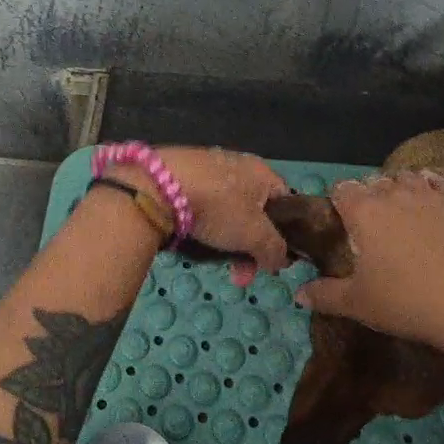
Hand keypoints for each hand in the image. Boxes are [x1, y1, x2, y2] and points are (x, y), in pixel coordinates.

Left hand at [106, 146, 290, 276]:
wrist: (158, 186)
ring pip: (228, 214)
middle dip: (251, 250)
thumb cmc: (217, 207)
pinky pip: (204, 207)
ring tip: (218, 266)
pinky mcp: (183, 177)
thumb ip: (275, 249)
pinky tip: (197, 241)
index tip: (272, 261)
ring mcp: (208, 170)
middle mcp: (237, 165)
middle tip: (241, 277)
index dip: (284, 234)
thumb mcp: (255, 234)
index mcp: (260, 171)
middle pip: (255, 214)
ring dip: (228, 244)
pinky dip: (205, 227)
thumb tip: (280, 261)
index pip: (285, 203)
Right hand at [295, 171, 443, 347]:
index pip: (341, 190)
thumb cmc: (406, 302)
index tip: (343, 224)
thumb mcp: (358, 304)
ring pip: (406, 178)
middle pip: (374, 182)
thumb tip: (297, 294)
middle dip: (370, 197)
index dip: (339, 203)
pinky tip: (433, 202)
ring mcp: (429, 195)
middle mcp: (392, 193)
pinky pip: (439, 183)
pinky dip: (431, 187)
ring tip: (403, 212)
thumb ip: (324, 295)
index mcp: (363, 211)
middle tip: (373, 228)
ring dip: (399, 189)